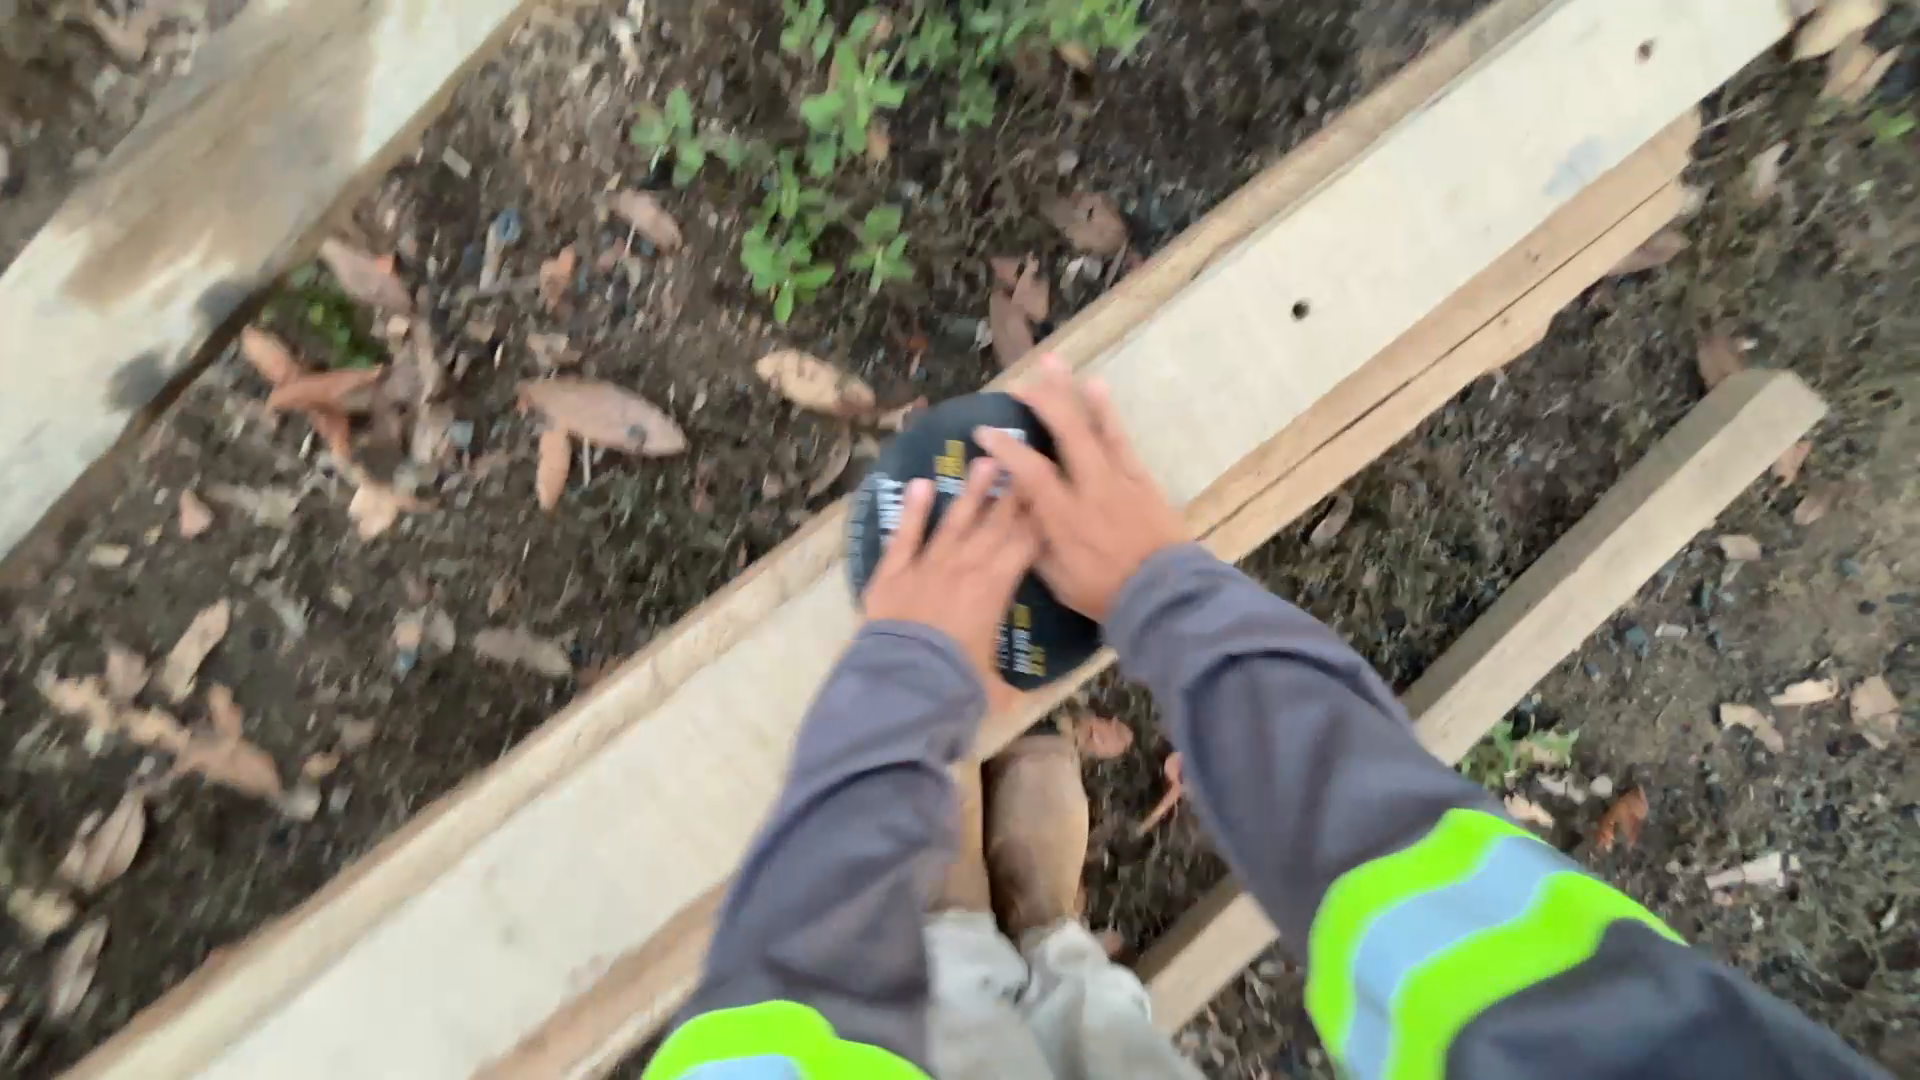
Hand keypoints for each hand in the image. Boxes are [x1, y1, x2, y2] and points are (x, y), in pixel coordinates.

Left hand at [863, 458, 1040, 690]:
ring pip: (953, 521)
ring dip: (971, 491)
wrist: (902, 685)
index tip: (1048, 494)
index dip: (1037, 519)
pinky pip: (904, 537)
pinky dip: (911, 511)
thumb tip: (1018, 697)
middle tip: (1025, 463)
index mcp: (994, 590)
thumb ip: (1005, 686)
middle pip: (993, 525)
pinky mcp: (892, 573)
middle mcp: (964, 568)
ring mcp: (926, 566)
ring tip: (985, 461)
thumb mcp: (992, 689)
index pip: (1024, 545)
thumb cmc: (954, 687)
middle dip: (1012, 494)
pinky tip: (919, 484)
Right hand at [974, 355, 1185, 622]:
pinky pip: (1121, 438)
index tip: (984, 430)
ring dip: (1070, 392)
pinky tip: (1097, 386)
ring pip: (1091, 427)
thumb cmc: (1105, 592)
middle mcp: (1089, 488)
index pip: (1028, 471)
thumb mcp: (1058, 579)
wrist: (1165, 595)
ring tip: (1054, 363)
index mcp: (1063, 516)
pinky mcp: (1140, 478)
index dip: (1004, 448)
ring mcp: (1117, 478)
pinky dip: (1107, 412)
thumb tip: (1016, 516)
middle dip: (1039, 403)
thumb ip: (1034, 545)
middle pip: (1063, 434)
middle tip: (1018, 384)